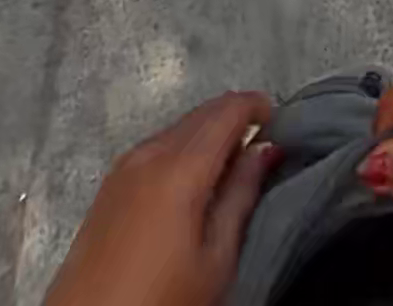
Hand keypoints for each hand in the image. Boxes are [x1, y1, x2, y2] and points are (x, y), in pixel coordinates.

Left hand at [45, 91, 280, 305]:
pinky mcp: (112, 180)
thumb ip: (241, 195)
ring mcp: (126, 162)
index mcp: (179, 166)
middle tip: (264, 139)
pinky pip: (159, 143)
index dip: (255, 105)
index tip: (280, 117)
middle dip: (235, 114)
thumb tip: (265, 148)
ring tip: (234, 160)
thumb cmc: (161, 301)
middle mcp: (150, 150)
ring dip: (210, 129)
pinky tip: (196, 174)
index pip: (225, 111)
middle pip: (201, 112)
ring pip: (179, 125)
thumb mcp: (215, 260)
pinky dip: (186, 143)